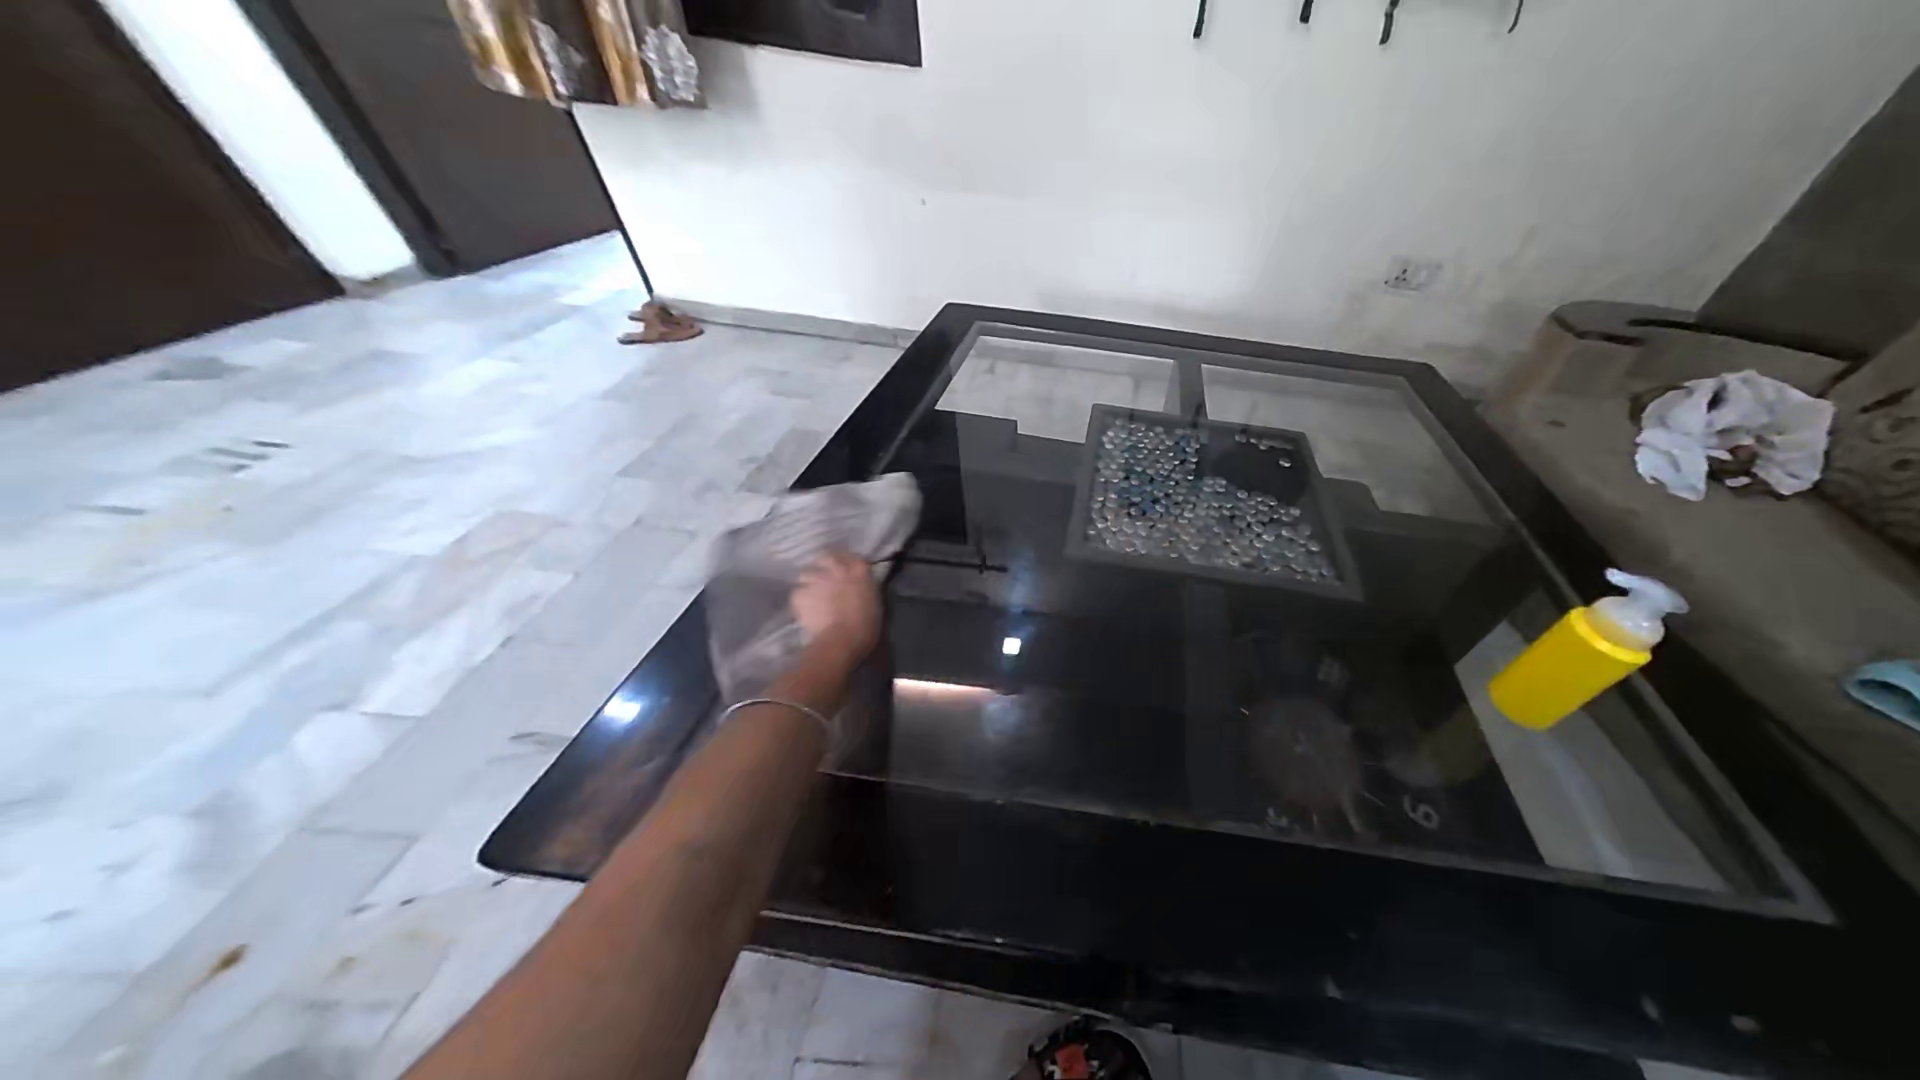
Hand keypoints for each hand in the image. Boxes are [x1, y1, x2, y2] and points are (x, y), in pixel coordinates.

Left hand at [791, 552, 881, 659]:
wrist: (842, 640)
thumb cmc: (865, 626)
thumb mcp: (874, 603)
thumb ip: (864, 589)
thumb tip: (858, 587)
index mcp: (859, 571)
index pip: (852, 557)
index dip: (847, 562)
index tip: (847, 570)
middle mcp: (836, 570)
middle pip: (826, 558)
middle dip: (825, 566)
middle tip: (826, 579)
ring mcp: (816, 580)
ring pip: (806, 574)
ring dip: (809, 582)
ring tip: (812, 594)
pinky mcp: (800, 594)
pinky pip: (797, 593)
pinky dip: (800, 600)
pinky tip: (805, 610)